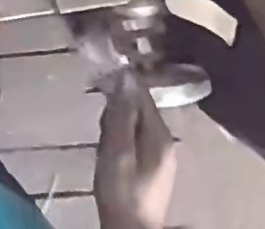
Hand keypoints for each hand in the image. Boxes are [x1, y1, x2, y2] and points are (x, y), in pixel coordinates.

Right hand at [95, 72, 176, 228]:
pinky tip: (110, 153)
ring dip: (116, 124)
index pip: (142, 92)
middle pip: (138, 107)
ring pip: (134, 122)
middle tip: (101, 126)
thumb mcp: (117, 149)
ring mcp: (161, 155)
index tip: (99, 81)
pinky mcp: (152, 167)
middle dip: (116, 108)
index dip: (121, 82)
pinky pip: (134, 138)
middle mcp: (165, 140)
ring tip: (104, 143)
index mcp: (160, 134)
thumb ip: (122, 112)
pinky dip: (119, 138)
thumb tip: (126, 74)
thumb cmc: (121, 191)